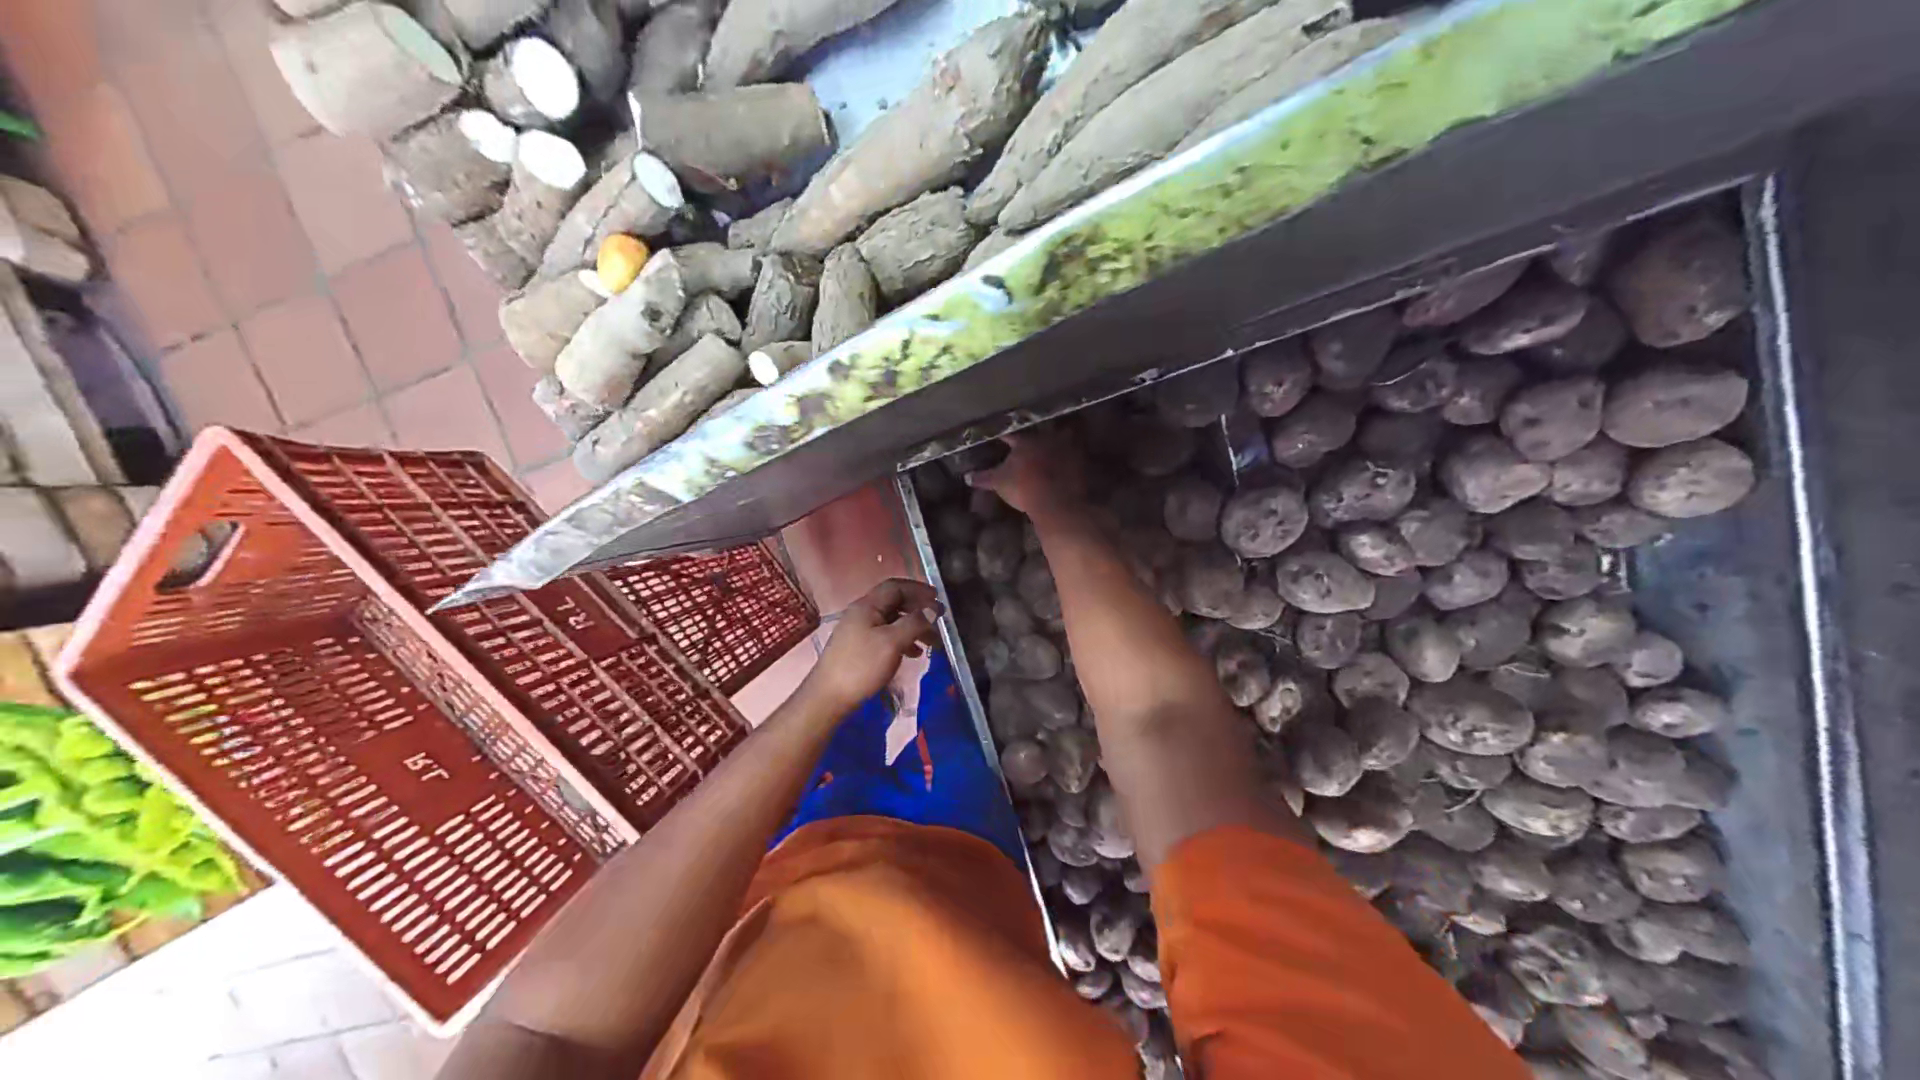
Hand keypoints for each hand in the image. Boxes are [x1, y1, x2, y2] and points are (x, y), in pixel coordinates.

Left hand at [800, 579, 942, 712]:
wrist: (829, 697)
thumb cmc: (861, 666)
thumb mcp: (892, 642)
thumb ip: (914, 622)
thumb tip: (932, 609)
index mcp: (867, 605)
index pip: (896, 586)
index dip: (919, 590)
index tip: (939, 599)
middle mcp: (862, 613)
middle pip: (895, 603)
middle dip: (919, 611)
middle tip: (939, 622)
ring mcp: (858, 630)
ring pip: (892, 621)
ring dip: (913, 628)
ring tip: (932, 643)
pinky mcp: (858, 648)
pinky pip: (885, 636)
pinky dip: (903, 640)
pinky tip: (913, 654)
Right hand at [966, 432, 1083, 519]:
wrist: (1055, 500)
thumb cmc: (1023, 487)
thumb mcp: (999, 483)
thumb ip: (983, 478)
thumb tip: (967, 477)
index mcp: (1025, 441)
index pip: (1012, 435)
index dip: (1006, 436)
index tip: (1001, 437)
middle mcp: (1047, 439)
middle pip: (1042, 433)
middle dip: (1038, 435)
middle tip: (1035, 440)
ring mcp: (1066, 450)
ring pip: (1063, 440)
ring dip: (1060, 443)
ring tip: (1055, 448)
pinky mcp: (1081, 464)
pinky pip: (1076, 457)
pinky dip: (1071, 460)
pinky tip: (1069, 465)